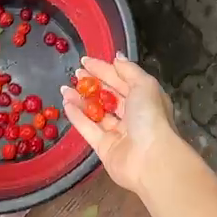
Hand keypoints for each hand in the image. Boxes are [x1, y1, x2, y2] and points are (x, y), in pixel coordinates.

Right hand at [61, 55, 185, 197]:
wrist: (151, 159)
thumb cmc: (150, 117)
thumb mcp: (144, 85)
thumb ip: (129, 70)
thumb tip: (117, 57)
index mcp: (145, 99)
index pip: (122, 80)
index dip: (104, 69)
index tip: (85, 61)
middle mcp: (133, 115)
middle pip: (109, 96)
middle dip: (92, 83)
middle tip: (75, 74)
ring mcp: (118, 133)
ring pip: (97, 112)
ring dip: (81, 99)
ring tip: (65, 87)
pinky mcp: (104, 148)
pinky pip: (89, 128)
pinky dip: (77, 116)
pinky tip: (66, 103)